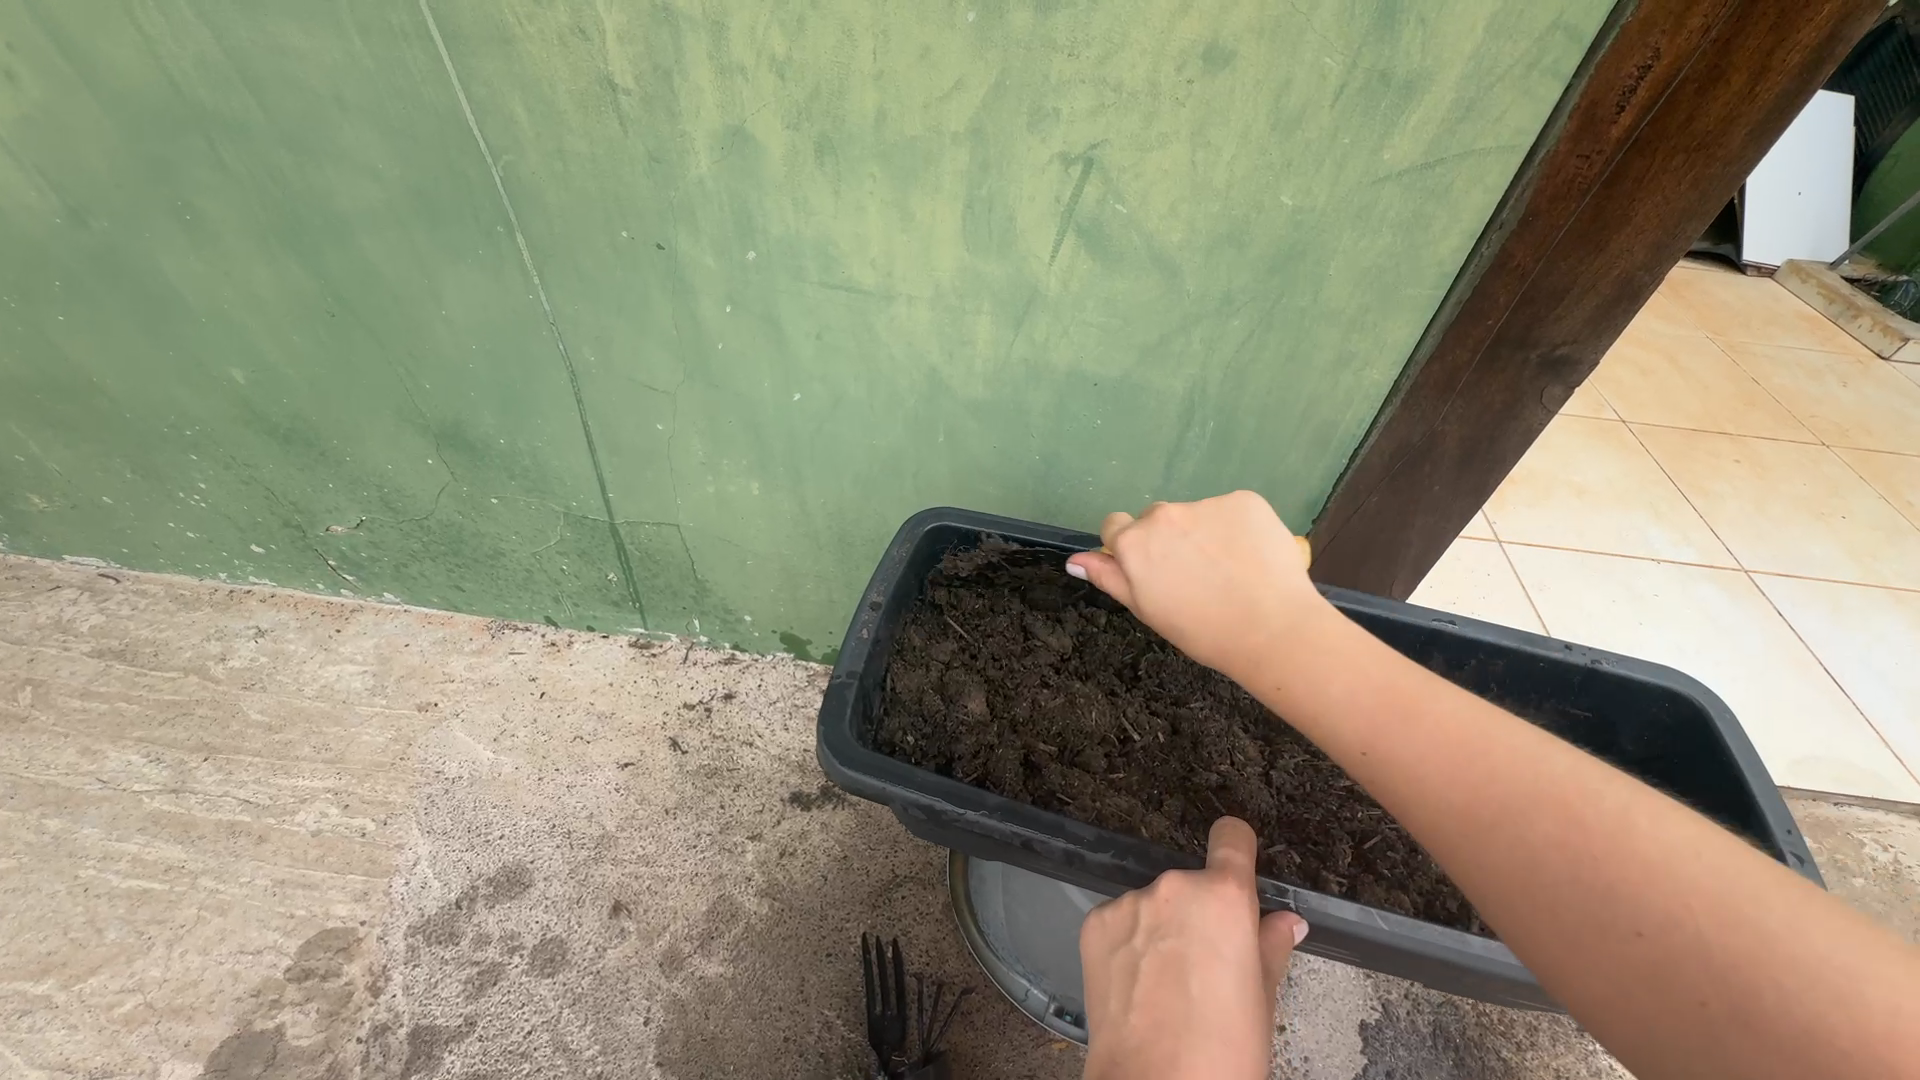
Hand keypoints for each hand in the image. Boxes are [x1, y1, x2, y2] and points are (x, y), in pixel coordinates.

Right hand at [1065, 491, 1325, 680]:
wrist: (1273, 630)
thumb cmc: (1202, 631)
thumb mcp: (1146, 610)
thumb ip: (1109, 578)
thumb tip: (1074, 559)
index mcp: (1134, 542)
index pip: (1115, 527)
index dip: (1132, 549)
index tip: (1154, 571)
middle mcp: (1164, 514)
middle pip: (1156, 520)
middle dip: (1167, 540)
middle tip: (1194, 576)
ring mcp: (1206, 504)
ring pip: (1195, 515)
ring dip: (1203, 533)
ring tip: (1228, 571)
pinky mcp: (1245, 501)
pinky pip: (1231, 510)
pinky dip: (1237, 528)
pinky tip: (1250, 558)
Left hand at [1079, 818, 1308, 1079]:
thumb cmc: (1223, 1053)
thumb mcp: (1263, 1001)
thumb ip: (1270, 947)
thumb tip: (1286, 921)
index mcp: (1223, 897)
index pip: (1231, 836)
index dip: (1236, 849)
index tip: (1236, 867)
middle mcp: (1173, 886)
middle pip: (1191, 885)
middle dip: (1199, 915)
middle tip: (1205, 968)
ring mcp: (1129, 902)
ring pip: (1154, 906)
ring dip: (1161, 930)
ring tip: (1167, 986)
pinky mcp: (1095, 923)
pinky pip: (1120, 922)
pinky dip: (1128, 944)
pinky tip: (1136, 987)